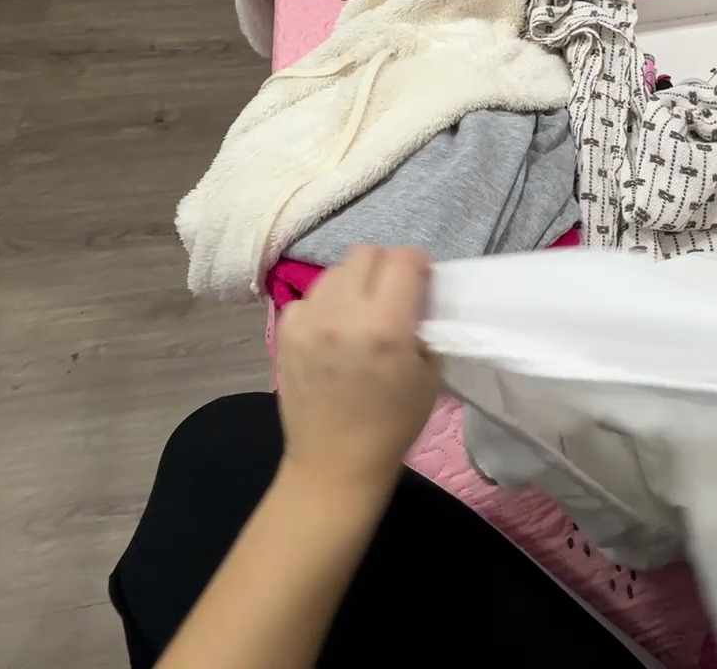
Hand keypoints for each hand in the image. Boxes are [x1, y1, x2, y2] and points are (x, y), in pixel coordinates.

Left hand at [276, 245, 440, 493]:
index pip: (404, 259)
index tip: (422, 280)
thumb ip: (425, 324)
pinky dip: (327, 303)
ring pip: (337, 270)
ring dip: (355, 282)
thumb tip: (418, 292)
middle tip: (393, 293)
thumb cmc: (393, 423)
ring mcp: (309, 321)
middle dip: (386, 266)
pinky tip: (334, 329)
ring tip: (360, 311)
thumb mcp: (431, 372)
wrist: (334, 464)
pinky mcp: (285, 332)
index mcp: (387, 327)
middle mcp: (344, 315)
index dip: (419, 263)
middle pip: (366, 253)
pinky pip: (311, 295)